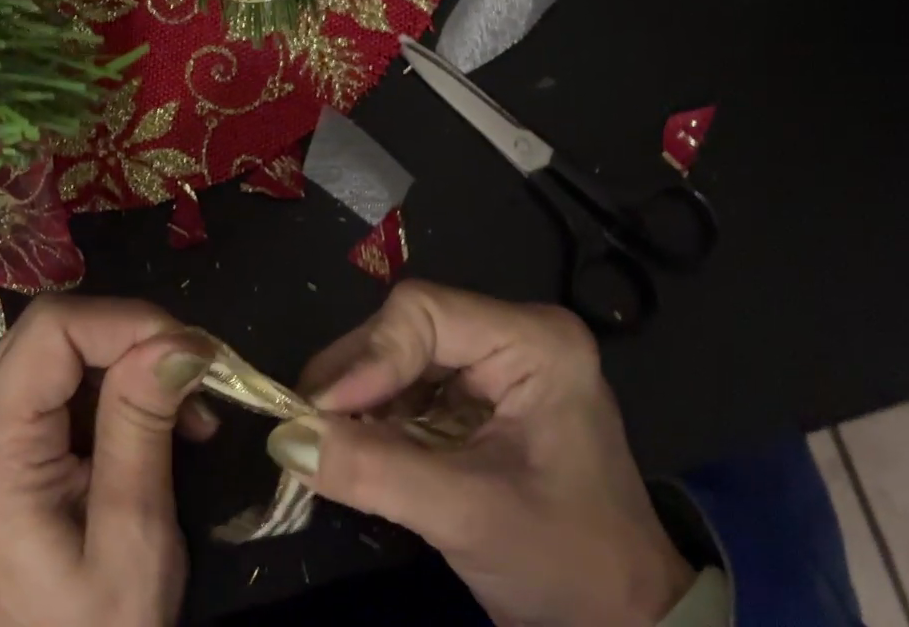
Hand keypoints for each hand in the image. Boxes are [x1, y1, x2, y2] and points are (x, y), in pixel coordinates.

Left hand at [0, 296, 218, 626]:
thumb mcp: (132, 536)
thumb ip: (142, 426)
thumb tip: (178, 340)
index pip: (52, 329)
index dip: (129, 322)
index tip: (196, 354)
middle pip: (47, 332)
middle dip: (130, 342)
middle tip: (196, 381)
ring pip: (48, 350)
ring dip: (121, 365)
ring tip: (184, 412)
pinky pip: (42, 383)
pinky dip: (100, 390)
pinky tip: (145, 423)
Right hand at [266, 281, 695, 626]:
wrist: (624, 623)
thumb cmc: (566, 561)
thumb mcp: (467, 515)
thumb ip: (375, 471)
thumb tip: (284, 440)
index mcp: (533, 343)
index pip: (422, 313)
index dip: (366, 355)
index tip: (321, 412)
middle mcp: (510, 337)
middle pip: (400, 330)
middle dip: (352, 381)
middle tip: (305, 430)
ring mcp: (490, 367)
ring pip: (392, 358)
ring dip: (353, 402)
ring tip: (324, 444)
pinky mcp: (470, 400)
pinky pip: (400, 388)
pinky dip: (368, 418)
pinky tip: (352, 450)